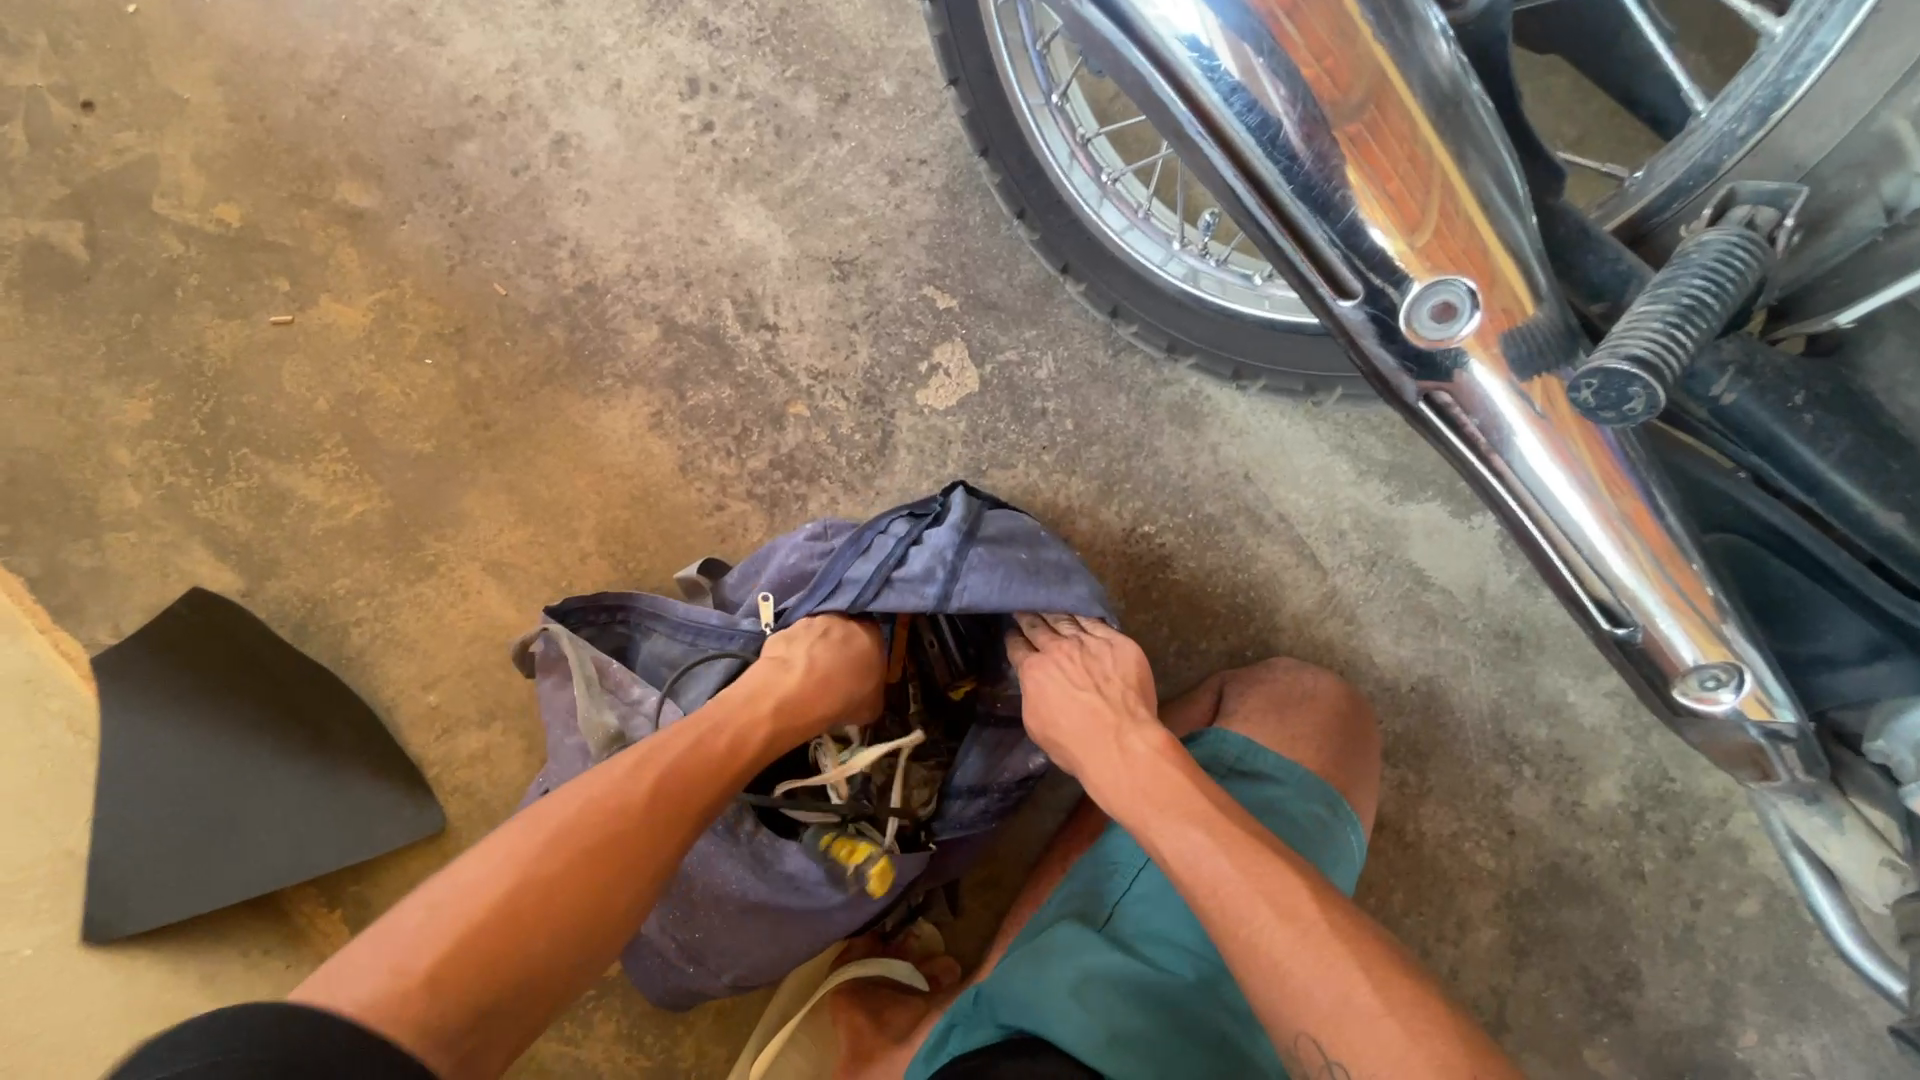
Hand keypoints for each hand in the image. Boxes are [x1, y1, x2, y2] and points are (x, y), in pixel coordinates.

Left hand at [737, 614, 885, 741]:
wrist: (796, 693)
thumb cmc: (844, 698)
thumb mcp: (872, 706)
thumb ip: (873, 691)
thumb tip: (867, 694)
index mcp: (870, 633)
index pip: (873, 636)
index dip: (865, 653)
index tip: (860, 669)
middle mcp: (841, 620)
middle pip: (842, 630)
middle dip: (839, 647)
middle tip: (833, 672)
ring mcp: (809, 622)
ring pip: (814, 634)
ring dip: (813, 649)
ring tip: (807, 676)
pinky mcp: (783, 631)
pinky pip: (791, 643)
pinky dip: (791, 656)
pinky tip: (788, 676)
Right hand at [1005, 613, 1166, 781]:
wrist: (1120, 741)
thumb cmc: (1074, 744)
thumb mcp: (1035, 724)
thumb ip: (1031, 695)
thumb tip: (1034, 684)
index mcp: (1034, 670)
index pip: (1017, 647)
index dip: (1013, 639)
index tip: (1011, 633)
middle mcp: (1058, 650)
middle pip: (1039, 628)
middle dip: (1028, 618)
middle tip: (1023, 610)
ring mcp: (1089, 643)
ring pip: (1066, 620)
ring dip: (1053, 612)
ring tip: (1048, 606)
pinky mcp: (1117, 642)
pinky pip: (1096, 623)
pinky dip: (1084, 617)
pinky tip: (1080, 613)